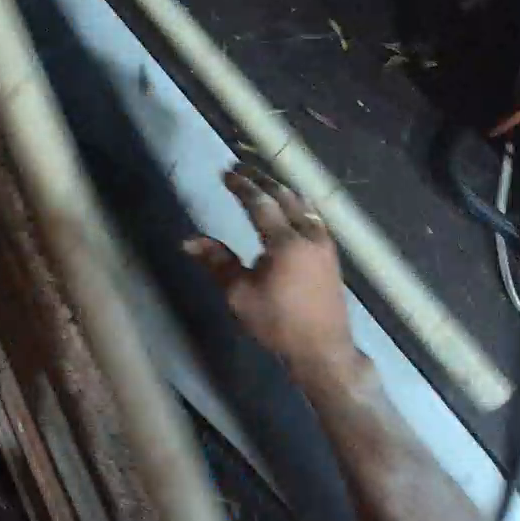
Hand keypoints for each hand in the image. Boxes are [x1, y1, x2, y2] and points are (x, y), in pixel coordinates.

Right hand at [186, 171, 364, 391]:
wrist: (325, 352)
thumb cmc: (278, 324)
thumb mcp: (240, 295)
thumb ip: (217, 262)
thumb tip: (188, 240)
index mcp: (286, 243)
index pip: (260, 203)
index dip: (242, 186)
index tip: (225, 173)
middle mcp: (309, 236)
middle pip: (285, 197)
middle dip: (262, 180)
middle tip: (241, 168)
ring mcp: (324, 244)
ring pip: (304, 205)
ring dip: (281, 189)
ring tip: (263, 181)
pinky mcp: (331, 255)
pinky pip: (314, 216)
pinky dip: (298, 203)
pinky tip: (292, 206)